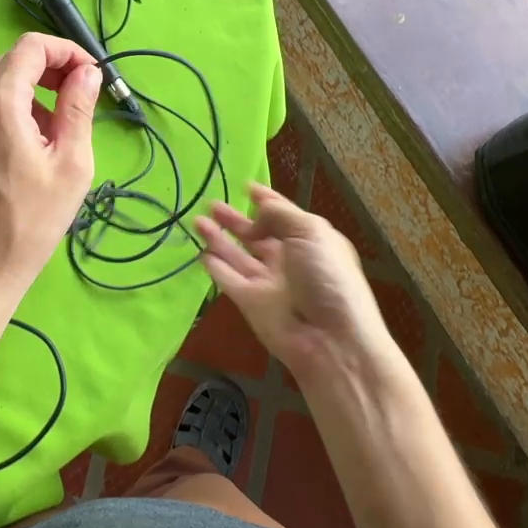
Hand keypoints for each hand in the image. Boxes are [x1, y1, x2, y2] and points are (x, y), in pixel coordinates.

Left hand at [0, 33, 100, 314]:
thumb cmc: (29, 223)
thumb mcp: (70, 166)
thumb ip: (79, 109)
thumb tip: (88, 73)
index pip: (31, 47)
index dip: (66, 51)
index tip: (91, 75)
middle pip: (13, 60)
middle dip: (51, 70)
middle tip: (80, 100)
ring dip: (32, 93)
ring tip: (55, 135)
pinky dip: (10, 110)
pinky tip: (27, 147)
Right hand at [194, 183, 403, 384]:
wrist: (331, 340)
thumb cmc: (328, 278)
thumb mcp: (311, 232)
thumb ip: (278, 215)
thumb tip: (255, 218)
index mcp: (310, 242)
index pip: (284, 216)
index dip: (266, 201)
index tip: (246, 187)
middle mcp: (288, 260)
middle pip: (257, 235)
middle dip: (235, 220)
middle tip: (211, 203)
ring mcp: (268, 283)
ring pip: (237, 256)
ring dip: (218, 238)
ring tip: (197, 221)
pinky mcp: (250, 303)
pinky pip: (228, 280)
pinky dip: (215, 267)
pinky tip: (200, 252)